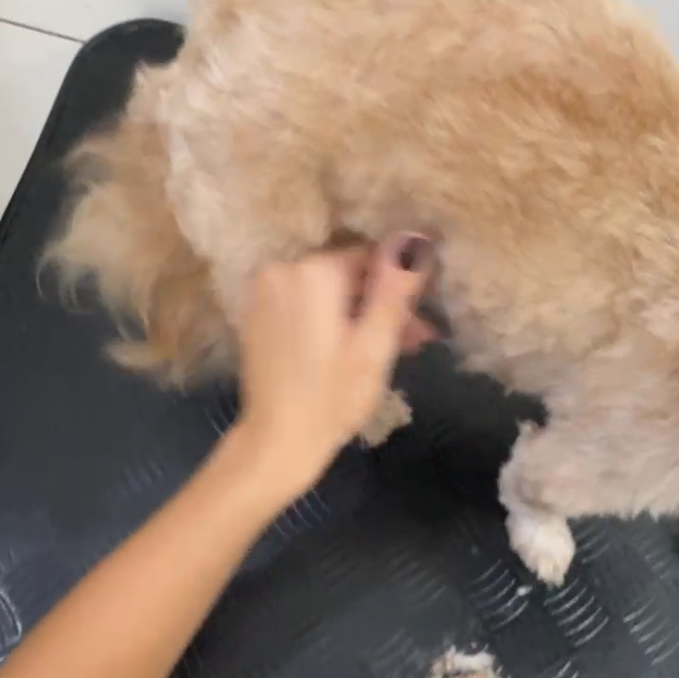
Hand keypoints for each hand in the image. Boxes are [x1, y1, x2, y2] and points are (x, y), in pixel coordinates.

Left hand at [229, 236, 430, 499]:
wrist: (277, 440)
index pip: (373, 257)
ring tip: (387, 351)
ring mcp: (264, 291)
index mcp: (313, 271)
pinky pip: (304, 305)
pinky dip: (330, 320)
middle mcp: (282, 270)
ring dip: (359, 314)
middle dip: (382, 304)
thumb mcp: (374, 346)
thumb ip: (394, 288)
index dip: (402, 286)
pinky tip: (352, 349)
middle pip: (348, 275)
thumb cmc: (333, 399)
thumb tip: (415, 237)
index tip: (422, 319)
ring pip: (327, 292)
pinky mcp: (257, 314)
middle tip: (414, 340)